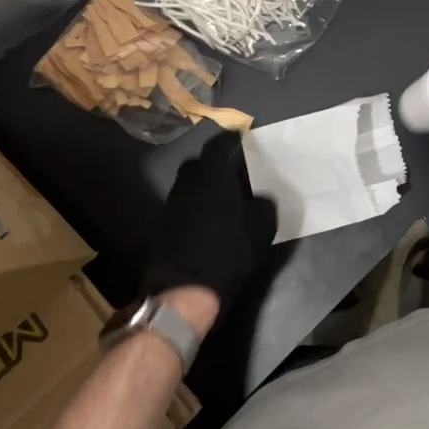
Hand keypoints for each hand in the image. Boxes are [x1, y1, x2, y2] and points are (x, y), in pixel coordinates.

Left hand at [143, 131, 277, 303]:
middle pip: (200, 162)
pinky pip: (184, 203)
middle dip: (215, 163)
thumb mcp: (263, 225)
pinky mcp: (164, 224)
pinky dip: (196, 204)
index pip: (219, 143)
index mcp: (214, 174)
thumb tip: (259, 197)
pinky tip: (210, 218)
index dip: (231, 139)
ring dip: (204, 185)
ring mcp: (173, 203)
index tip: (242, 139)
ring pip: (190, 183)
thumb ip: (263, 202)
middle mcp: (189, 181)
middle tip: (234, 171)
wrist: (186, 289)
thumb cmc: (230, 250)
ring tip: (223, 196)